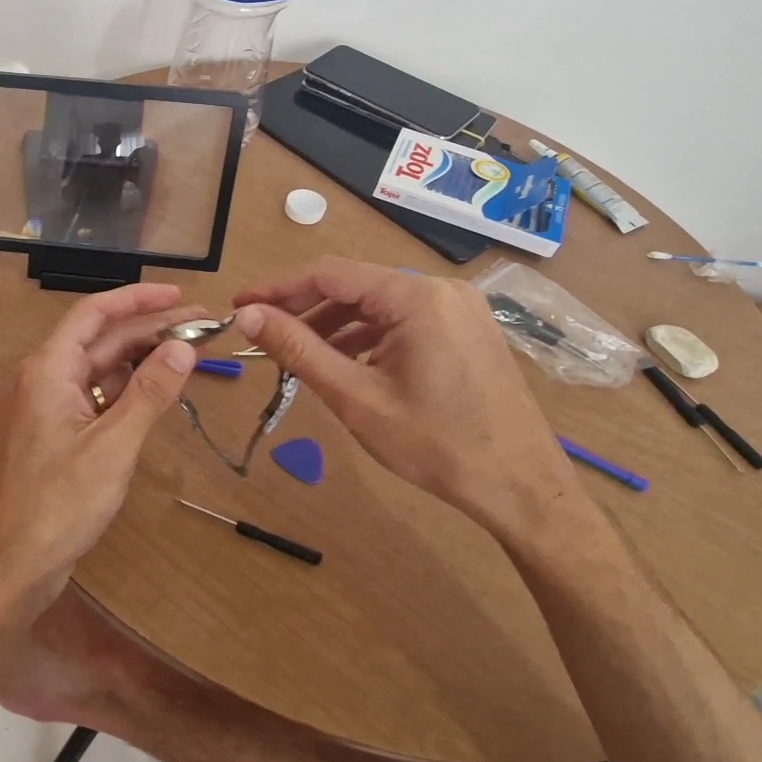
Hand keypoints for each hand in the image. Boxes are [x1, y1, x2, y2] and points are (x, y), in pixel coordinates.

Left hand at [0, 283, 199, 613]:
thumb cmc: (58, 503)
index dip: (137, 298)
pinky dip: (127, 391)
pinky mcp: (53, 434)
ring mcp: (46, 408)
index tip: (179, 294)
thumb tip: (184, 348)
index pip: (94, 313)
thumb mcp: (112, 445)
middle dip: (150, 330)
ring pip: (99, 370)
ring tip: (190, 353)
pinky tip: (158, 391)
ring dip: (141, 361)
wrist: (13, 562)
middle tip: (203, 326)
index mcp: (48, 369)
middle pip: (101, 340)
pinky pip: (94, 398)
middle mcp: (43, 379)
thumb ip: (149, 393)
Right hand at [232, 259, 582, 538]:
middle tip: (261, 333)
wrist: (521, 487)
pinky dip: (365, 335)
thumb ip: (297, 349)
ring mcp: (458, 308)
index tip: (239, 305)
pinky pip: (402, 319)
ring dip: (332, 323)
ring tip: (296, 355)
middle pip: (353, 284)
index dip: (277, 288)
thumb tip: (247, 315)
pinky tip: (343, 362)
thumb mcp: (355, 397)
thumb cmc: (435, 445)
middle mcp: (440, 289)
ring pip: (376, 302)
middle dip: (303, 308)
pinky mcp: (466, 329)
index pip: (328, 273)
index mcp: (415, 297)